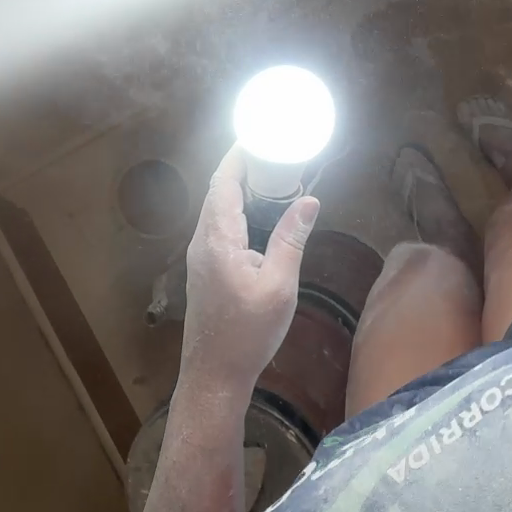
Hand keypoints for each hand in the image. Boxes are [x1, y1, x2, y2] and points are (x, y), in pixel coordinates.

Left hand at [179, 145, 320, 387]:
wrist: (214, 377)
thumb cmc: (248, 333)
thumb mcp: (280, 286)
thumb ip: (291, 239)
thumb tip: (310, 199)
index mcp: (218, 239)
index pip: (222, 182)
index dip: (238, 155)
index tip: (259, 134)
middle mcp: (202, 240)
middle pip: (218, 190)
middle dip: (243, 166)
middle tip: (275, 151)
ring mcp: (200, 255)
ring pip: (217, 207)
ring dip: (241, 187)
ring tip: (273, 174)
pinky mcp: (205, 268)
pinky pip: (220, 224)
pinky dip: (239, 207)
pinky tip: (261, 212)